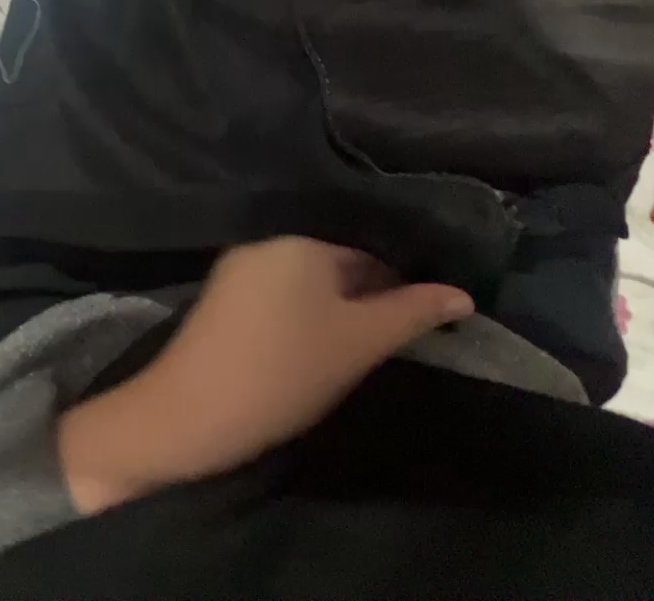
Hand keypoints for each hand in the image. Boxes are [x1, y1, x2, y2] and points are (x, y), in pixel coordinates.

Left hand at [57, 236, 472, 513]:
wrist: (191, 412)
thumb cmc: (285, 372)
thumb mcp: (359, 343)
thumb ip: (412, 313)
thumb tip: (462, 294)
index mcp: (299, 241)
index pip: (367, 254)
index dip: (398, 288)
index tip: (418, 323)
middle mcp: (265, 242)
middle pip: (334, 265)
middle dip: (364, 298)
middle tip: (388, 341)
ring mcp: (236, 269)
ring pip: (304, 283)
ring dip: (331, 309)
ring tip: (351, 350)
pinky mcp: (219, 298)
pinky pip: (275, 296)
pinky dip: (298, 316)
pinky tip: (307, 350)